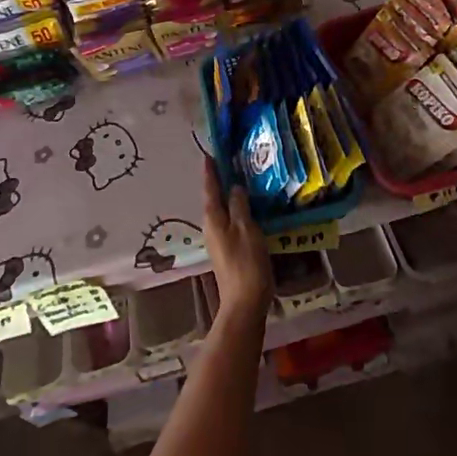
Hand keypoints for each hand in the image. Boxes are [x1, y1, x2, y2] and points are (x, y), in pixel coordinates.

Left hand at [202, 160, 271, 318]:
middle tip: (229, 161)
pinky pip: (229, 222)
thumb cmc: (246, 264)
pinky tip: (247, 210)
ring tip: (240, 181)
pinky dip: (235, 210)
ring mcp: (218, 239)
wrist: (244, 303)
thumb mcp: (246, 229)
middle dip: (219, 180)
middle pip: (213, 198)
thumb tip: (234, 186)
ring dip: (228, 195)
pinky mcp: (227, 250)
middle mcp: (211, 226)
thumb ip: (239, 206)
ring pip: (222, 210)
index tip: (209, 152)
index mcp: (213, 217)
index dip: (210, 170)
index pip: (209, 187)